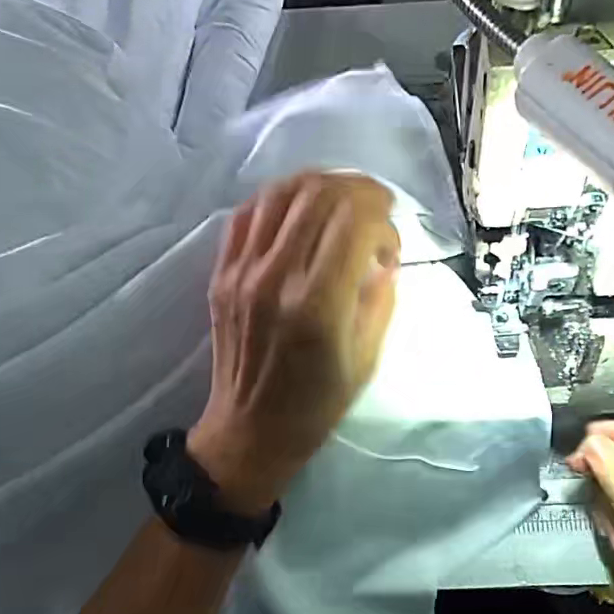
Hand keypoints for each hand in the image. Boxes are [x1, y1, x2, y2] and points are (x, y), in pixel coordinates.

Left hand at [189, 172, 400, 514]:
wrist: (251, 429)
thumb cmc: (318, 403)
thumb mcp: (367, 357)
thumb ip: (381, 297)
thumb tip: (384, 254)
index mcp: (319, 305)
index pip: (354, 222)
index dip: (383, 217)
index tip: (391, 241)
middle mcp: (276, 278)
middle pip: (319, 196)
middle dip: (359, 189)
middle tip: (377, 206)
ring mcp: (242, 272)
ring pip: (282, 193)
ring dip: (321, 185)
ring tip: (343, 199)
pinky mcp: (222, 273)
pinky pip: (249, 212)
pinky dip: (282, 198)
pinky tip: (302, 209)